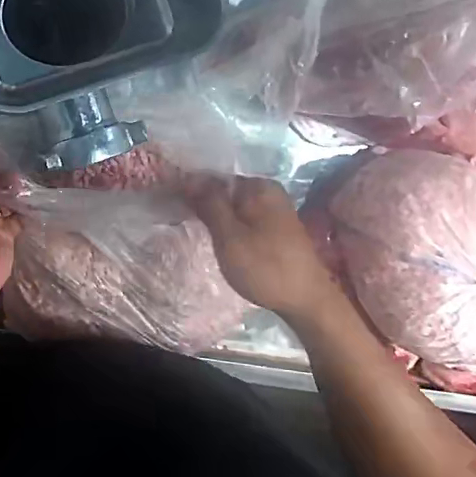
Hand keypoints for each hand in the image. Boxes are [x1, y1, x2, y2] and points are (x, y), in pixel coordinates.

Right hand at [183, 174, 336, 317]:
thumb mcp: (230, 236)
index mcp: (259, 186)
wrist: (307, 300)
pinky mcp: (276, 229)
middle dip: (202, 200)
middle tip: (175, 214)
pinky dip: (228, 225)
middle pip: (226, 190)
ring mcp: (275, 210)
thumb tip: (188, 176)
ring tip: (190, 224)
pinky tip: (216, 237)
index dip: (190, 185)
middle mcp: (269, 191)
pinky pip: (245, 218)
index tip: (168, 199)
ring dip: (214, 214)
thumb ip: (210, 204)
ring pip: (235, 206)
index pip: (216, 175)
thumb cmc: (265, 268)